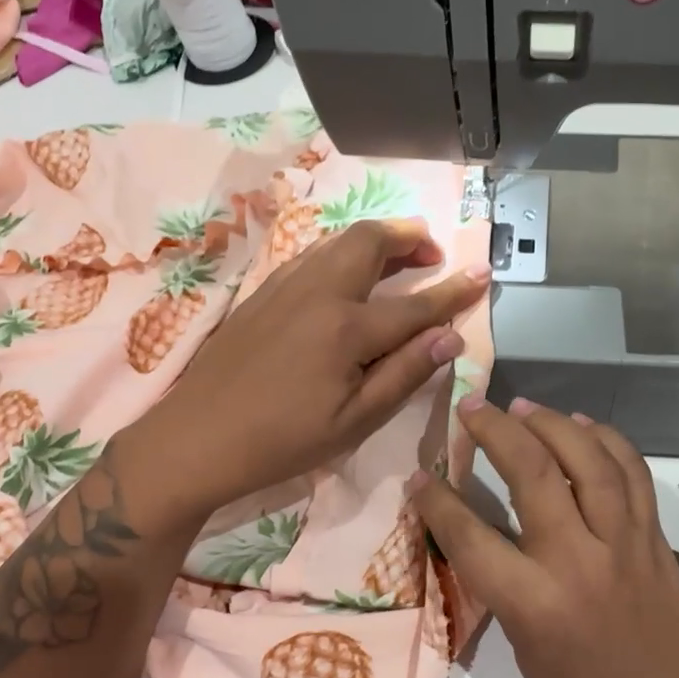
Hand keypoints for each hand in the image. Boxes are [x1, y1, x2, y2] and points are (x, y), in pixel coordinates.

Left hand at [137, 218, 487, 532]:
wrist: (194, 439)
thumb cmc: (282, 440)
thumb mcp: (354, 422)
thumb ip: (404, 374)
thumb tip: (450, 337)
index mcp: (346, 329)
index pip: (415, 304)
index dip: (454, 290)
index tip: (483, 272)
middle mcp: (319, 293)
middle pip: (372, 241)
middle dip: (410, 237)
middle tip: (432, 254)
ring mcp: (286, 286)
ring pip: (340, 239)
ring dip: (377, 239)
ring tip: (399, 259)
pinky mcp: (263, 291)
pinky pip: (314, 253)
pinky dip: (344, 250)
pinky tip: (348, 275)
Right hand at [408, 397, 678, 677]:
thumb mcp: (524, 647)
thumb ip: (501, 584)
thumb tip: (477, 529)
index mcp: (535, 603)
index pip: (472, 537)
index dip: (437, 502)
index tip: (417, 476)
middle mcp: (578, 560)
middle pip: (531, 473)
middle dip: (495, 431)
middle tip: (471, 407)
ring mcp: (623, 540)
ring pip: (587, 459)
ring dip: (552, 422)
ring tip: (523, 407)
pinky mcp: (654, 534)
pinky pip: (632, 470)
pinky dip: (606, 439)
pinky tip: (583, 425)